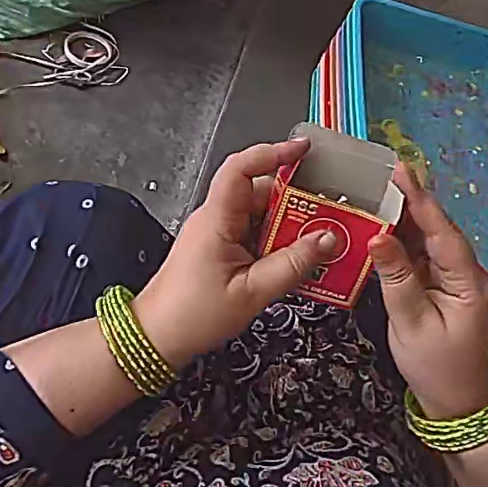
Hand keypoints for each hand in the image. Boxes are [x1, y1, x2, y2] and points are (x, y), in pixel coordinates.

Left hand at [131, 138, 341, 366]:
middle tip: (329, 213)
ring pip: (263, 214)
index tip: (303, 149)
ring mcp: (219, 232)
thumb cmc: (193, 314)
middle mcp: (217, 218)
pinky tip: (299, 256)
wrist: (158, 337)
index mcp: (216, 219)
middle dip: (297, 200)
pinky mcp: (223, 247)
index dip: (272, 152)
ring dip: (290, 224)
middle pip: (261, 192)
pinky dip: (279, 240)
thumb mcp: (252, 292)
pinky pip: (257, 232)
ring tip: (319, 239)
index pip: (240, 168)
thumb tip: (327, 239)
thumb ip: (293, 264)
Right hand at [369, 163, 487, 418]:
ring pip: (428, 238)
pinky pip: (422, 253)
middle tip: (384, 173)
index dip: (422, 201)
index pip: (443, 233)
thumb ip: (395, 278)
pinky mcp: (442, 282)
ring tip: (378, 191)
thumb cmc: (436, 367)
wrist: (456, 401)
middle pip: (437, 229)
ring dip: (405, 216)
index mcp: (468, 282)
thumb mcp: (410, 323)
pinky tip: (383, 224)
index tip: (402, 173)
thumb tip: (377, 238)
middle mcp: (466, 272)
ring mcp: (455, 277)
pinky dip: (402, 237)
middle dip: (412, 200)